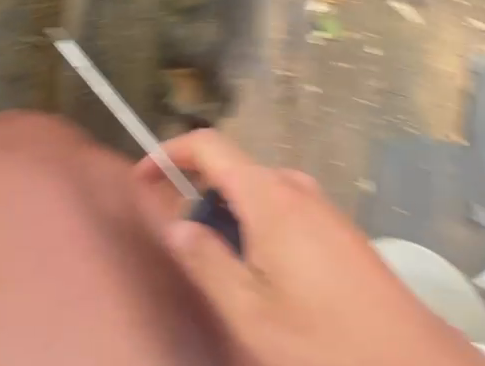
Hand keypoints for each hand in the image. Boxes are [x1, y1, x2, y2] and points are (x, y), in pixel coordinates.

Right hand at [136, 130, 484, 365]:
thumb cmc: (325, 340)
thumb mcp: (249, 311)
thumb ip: (205, 261)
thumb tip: (177, 224)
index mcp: (268, 195)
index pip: (208, 145)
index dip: (169, 154)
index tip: (142, 181)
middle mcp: (296, 188)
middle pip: (232, 173)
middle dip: (200, 203)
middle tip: (185, 253)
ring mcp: (323, 209)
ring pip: (258, 198)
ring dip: (232, 225)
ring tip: (225, 280)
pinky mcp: (341, 233)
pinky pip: (285, 215)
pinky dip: (260, 234)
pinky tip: (267, 287)